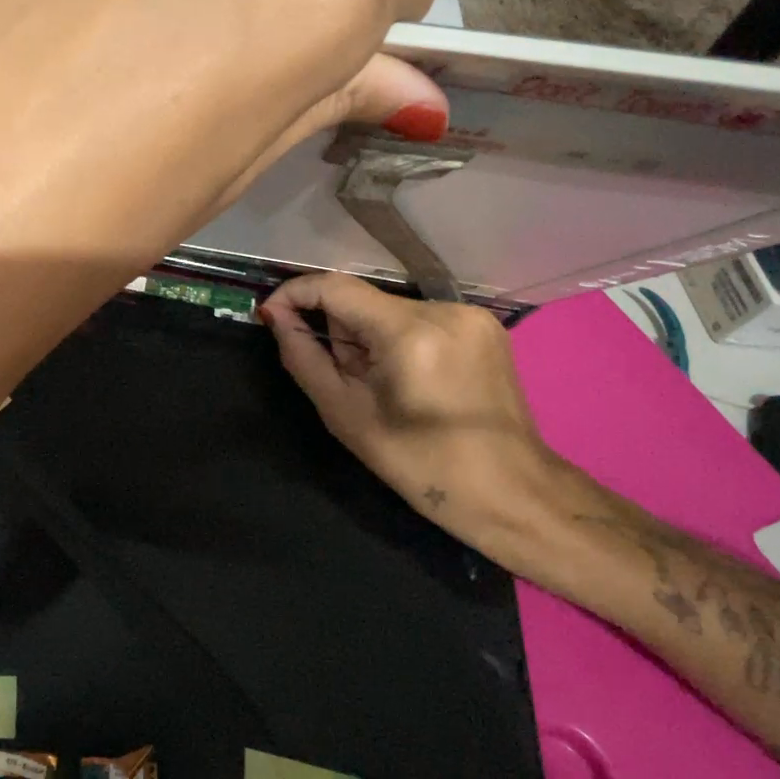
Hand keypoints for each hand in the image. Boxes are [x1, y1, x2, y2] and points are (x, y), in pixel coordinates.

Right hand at [259, 272, 565, 543]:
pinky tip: (406, 378)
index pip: (334, 286)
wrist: (510, 492)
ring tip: (377, 384)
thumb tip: (276, 316)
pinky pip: (419, 319)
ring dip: (367, 336)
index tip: (269, 315)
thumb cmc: (419, 463)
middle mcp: (444, 310)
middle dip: (337, 330)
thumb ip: (303, 357)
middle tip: (340, 378)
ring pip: (388, 310)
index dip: (294, 294)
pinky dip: (397, 340)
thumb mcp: (344, 413)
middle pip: (362, 301)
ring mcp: (471, 316)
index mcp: (409, 332)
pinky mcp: (484, 327)